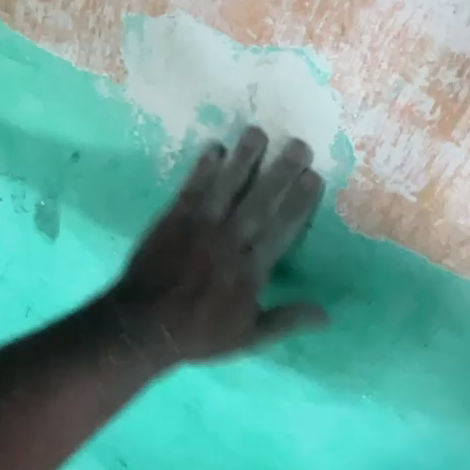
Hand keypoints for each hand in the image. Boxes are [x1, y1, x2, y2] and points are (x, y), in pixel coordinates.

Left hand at [102, 128, 327, 365]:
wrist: (142, 326)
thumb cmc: (198, 332)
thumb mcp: (247, 337)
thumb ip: (286, 320)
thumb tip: (326, 315)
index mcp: (249, 271)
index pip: (281, 231)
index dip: (299, 203)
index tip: (315, 177)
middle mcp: (228, 243)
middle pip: (259, 202)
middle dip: (280, 173)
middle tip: (299, 145)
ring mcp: (199, 227)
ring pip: (226, 188)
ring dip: (243, 159)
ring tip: (258, 132)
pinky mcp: (173, 218)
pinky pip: (192, 188)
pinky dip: (204, 168)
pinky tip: (216, 147)